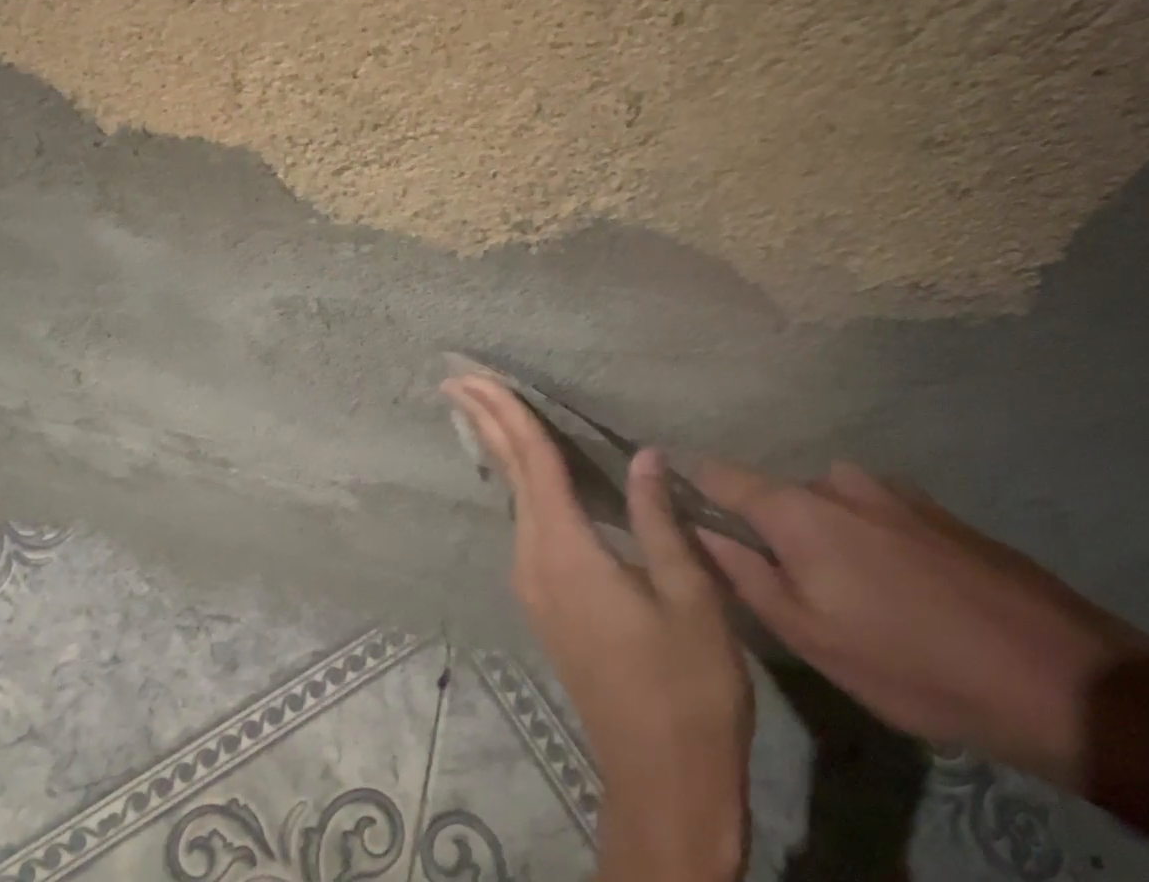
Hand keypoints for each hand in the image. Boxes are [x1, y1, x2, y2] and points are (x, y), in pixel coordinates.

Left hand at [443, 375, 751, 881]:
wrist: (660, 773)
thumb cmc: (687, 686)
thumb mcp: (690, 596)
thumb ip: (660, 521)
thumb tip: (643, 457)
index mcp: (566, 553)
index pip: (532, 464)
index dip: (508, 414)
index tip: (475, 375)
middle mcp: (535, 563)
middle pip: (508, 476)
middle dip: (485, 423)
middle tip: (459, 379)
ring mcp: (534, 587)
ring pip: (513, 501)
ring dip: (500, 451)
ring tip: (487, 409)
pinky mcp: (544, 605)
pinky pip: (526, 527)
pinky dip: (520, 486)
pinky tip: (526, 475)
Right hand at [690, 458, 1148, 787]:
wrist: (1062, 681)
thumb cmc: (909, 665)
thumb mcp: (807, 635)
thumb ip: (743, 574)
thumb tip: (694, 528)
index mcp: (799, 511)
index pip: (721, 474)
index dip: (690, 484)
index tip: (670, 502)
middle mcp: (841, 485)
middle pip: (777, 496)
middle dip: (765, 530)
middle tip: (777, 587)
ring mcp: (897, 494)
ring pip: (828, 507)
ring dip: (819, 537)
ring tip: (841, 594)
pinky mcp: (941, 514)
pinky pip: (874, 516)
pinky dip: (863, 541)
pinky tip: (894, 593)